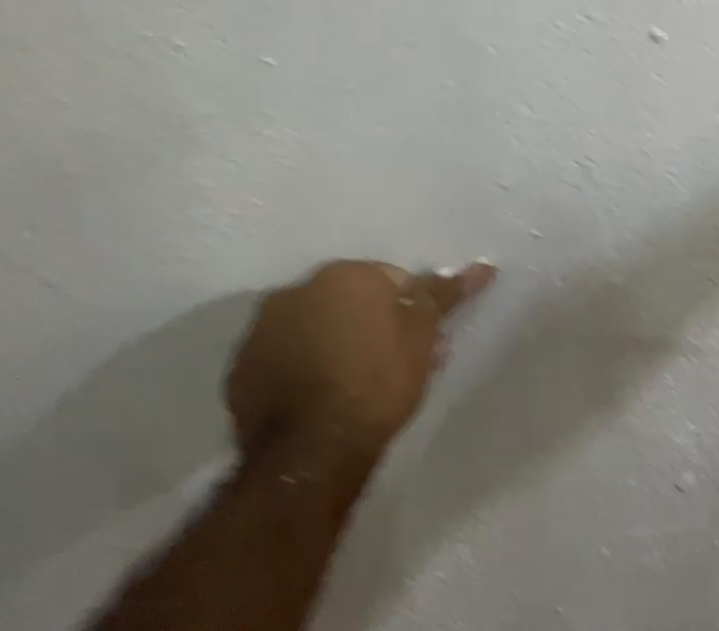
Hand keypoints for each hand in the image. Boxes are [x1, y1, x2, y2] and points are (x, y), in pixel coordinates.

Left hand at [226, 259, 496, 461]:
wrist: (311, 450)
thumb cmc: (379, 381)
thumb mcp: (424, 335)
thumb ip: (444, 295)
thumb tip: (480, 268)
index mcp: (345, 276)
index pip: (394, 279)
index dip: (414, 309)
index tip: (424, 338)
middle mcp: (295, 291)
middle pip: (349, 300)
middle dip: (373, 321)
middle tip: (398, 357)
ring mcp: (260, 331)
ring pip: (314, 326)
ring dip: (338, 341)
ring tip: (360, 380)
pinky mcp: (238, 371)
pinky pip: (286, 356)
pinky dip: (307, 365)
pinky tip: (326, 394)